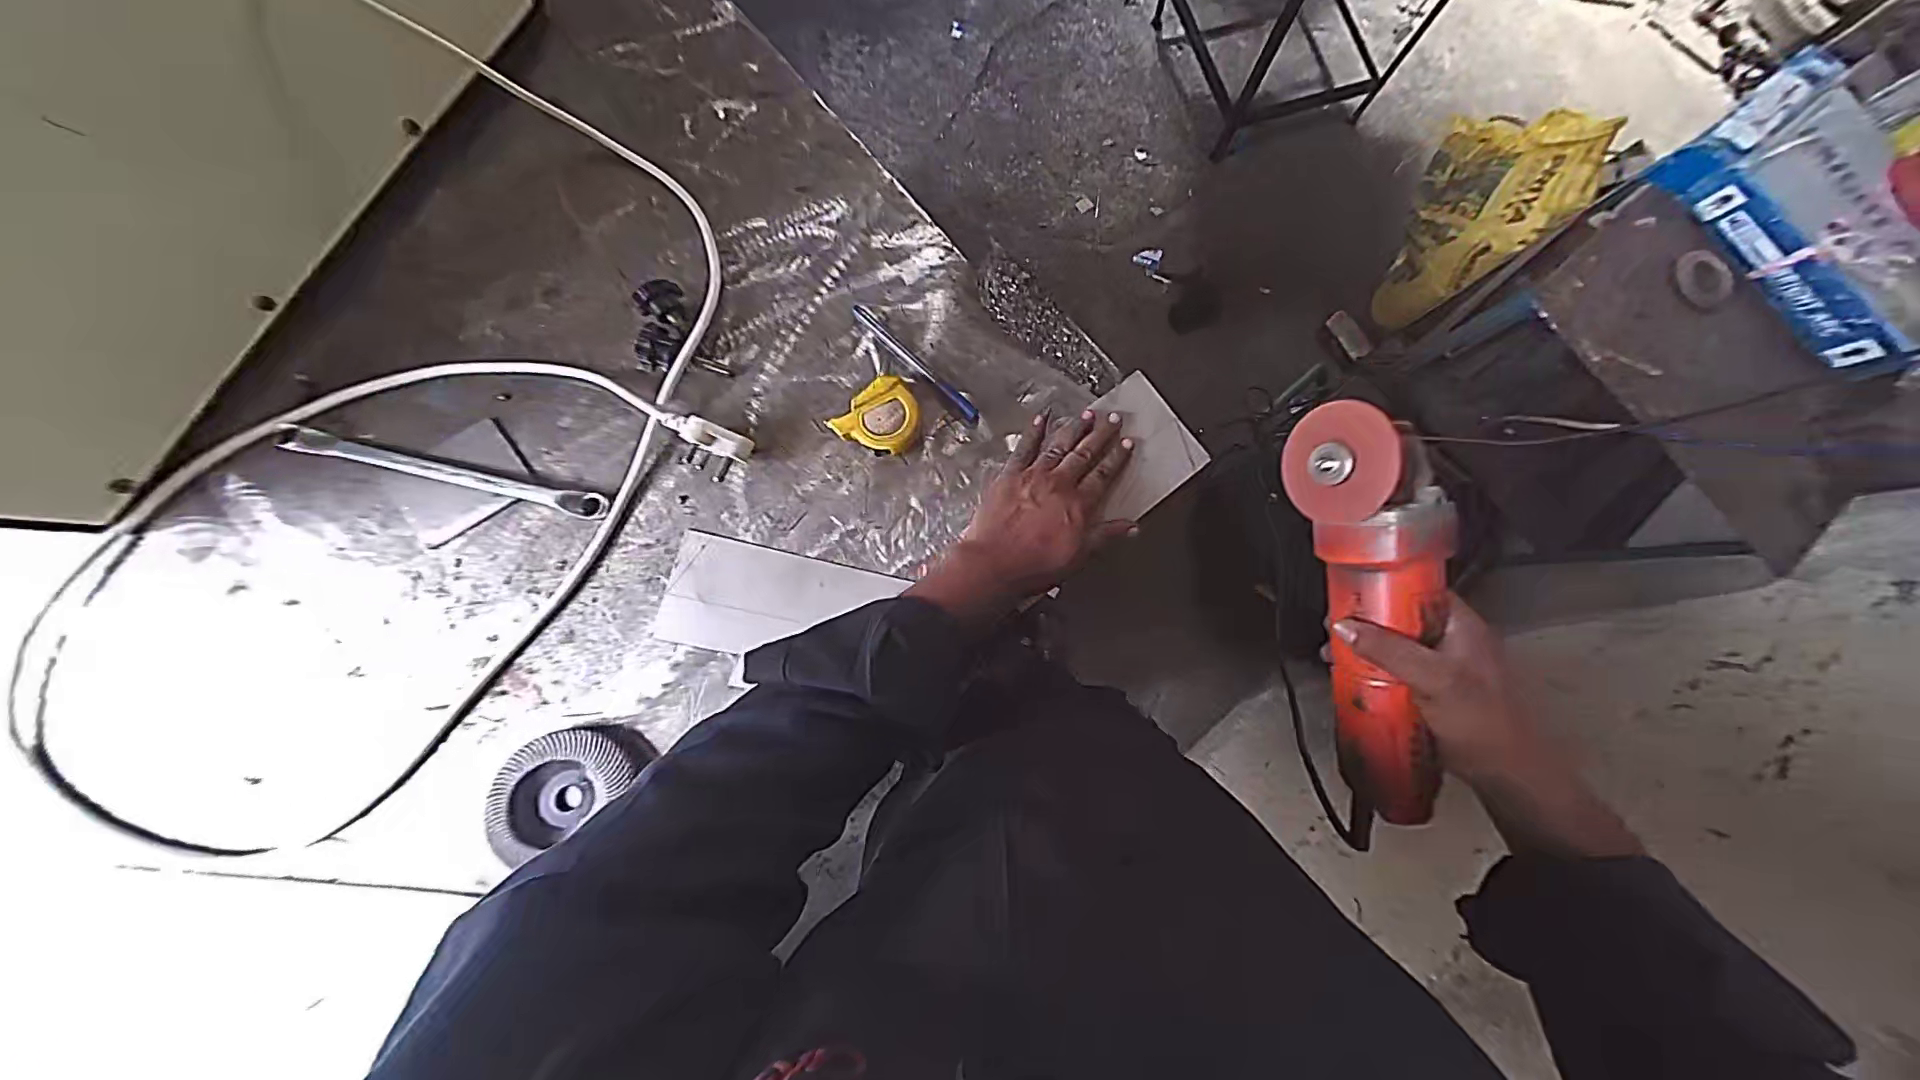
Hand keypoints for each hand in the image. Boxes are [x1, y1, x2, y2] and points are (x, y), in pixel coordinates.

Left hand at [906, 408, 1134, 626]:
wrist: (994, 563)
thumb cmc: (1033, 564)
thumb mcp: (1078, 556)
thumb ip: (1105, 536)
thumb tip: (1130, 527)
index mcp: (1078, 504)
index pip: (1103, 474)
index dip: (1117, 457)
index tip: (1125, 444)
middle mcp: (1058, 484)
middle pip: (1084, 454)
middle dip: (1100, 435)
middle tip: (1112, 419)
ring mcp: (1033, 477)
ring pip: (1059, 446)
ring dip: (1074, 428)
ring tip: (1086, 415)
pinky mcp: (1009, 476)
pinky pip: (1024, 448)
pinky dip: (1034, 432)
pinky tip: (1041, 419)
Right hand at [1331, 597, 1542, 786]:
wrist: (1505, 774)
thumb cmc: (1484, 723)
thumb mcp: (1435, 679)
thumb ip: (1389, 650)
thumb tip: (1344, 627)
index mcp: (1461, 625)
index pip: (1418, 589)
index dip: (1384, 584)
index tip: (1350, 589)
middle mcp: (1448, 639)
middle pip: (1398, 616)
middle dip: (1363, 621)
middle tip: (1334, 626)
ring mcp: (1437, 664)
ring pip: (1390, 643)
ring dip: (1362, 647)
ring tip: (1334, 653)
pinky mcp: (1425, 687)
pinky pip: (1390, 668)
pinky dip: (1368, 669)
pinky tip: (1348, 675)